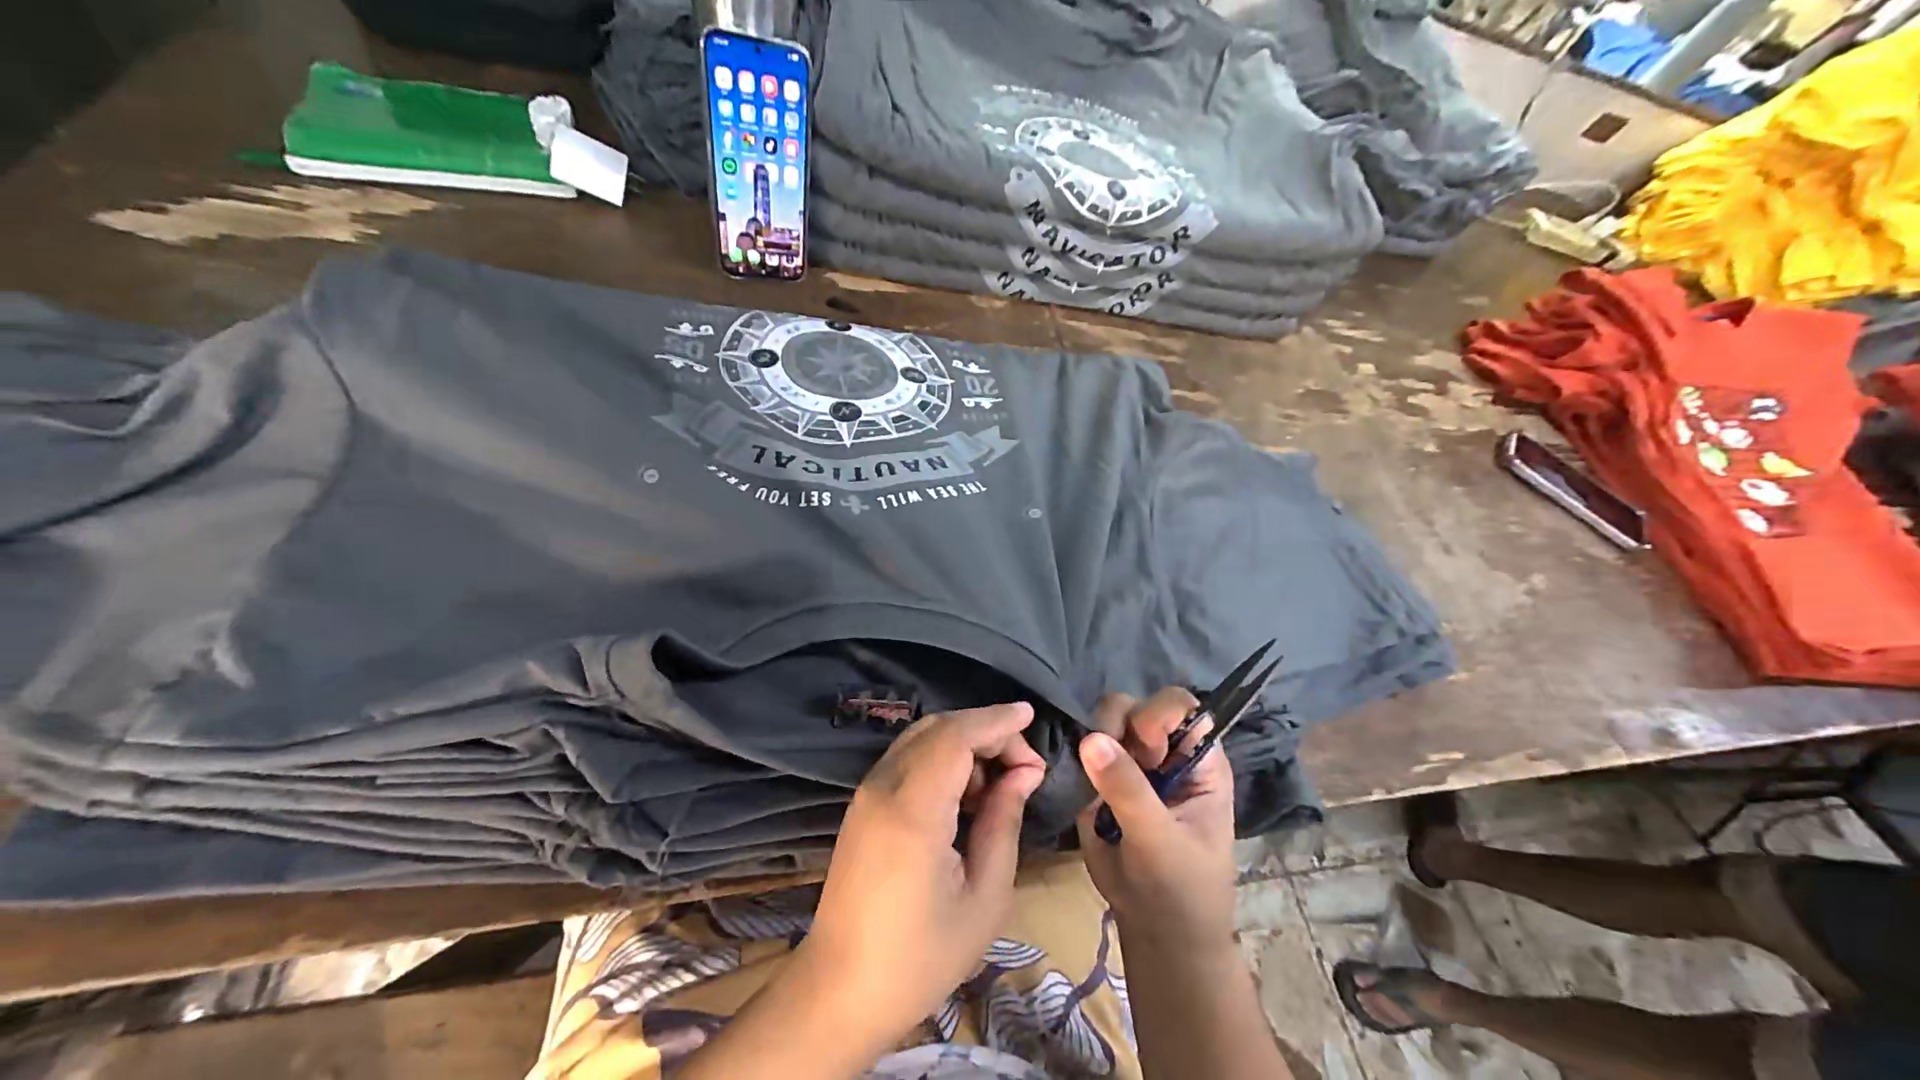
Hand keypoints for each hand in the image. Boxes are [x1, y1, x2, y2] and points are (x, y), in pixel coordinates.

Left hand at [796, 702, 1047, 1046]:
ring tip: (1000, 783)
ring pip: (920, 739)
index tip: (1031, 716)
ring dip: (963, 744)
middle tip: (1025, 766)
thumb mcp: (984, 896)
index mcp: (913, 809)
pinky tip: (966, 794)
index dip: (996, 720)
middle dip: (985, 731)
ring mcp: (866, 794)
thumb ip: (1004, 822)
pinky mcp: (862, 806)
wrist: (840, 990)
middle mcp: (883, 787)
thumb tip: (1023, 773)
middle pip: (938, 728)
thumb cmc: (922, 956)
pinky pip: (907, 760)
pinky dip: (941, 760)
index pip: (956, 736)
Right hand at [1076, 687, 1237, 953]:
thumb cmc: (1179, 889)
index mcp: (1200, 760)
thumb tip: (1091, 738)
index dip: (1158, 715)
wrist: (1157, 933)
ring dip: (1095, 739)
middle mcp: (1167, 753)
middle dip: (1118, 725)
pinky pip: (1084, 748)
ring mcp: (1132, 764)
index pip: (1182, 708)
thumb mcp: (1159, 841)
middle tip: (1112, 768)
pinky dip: (1077, 755)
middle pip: (1137, 706)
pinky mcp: (1102, 778)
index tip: (1144, 750)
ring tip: (1095, 781)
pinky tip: (1079, 781)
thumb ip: (1128, 789)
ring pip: (1106, 722)